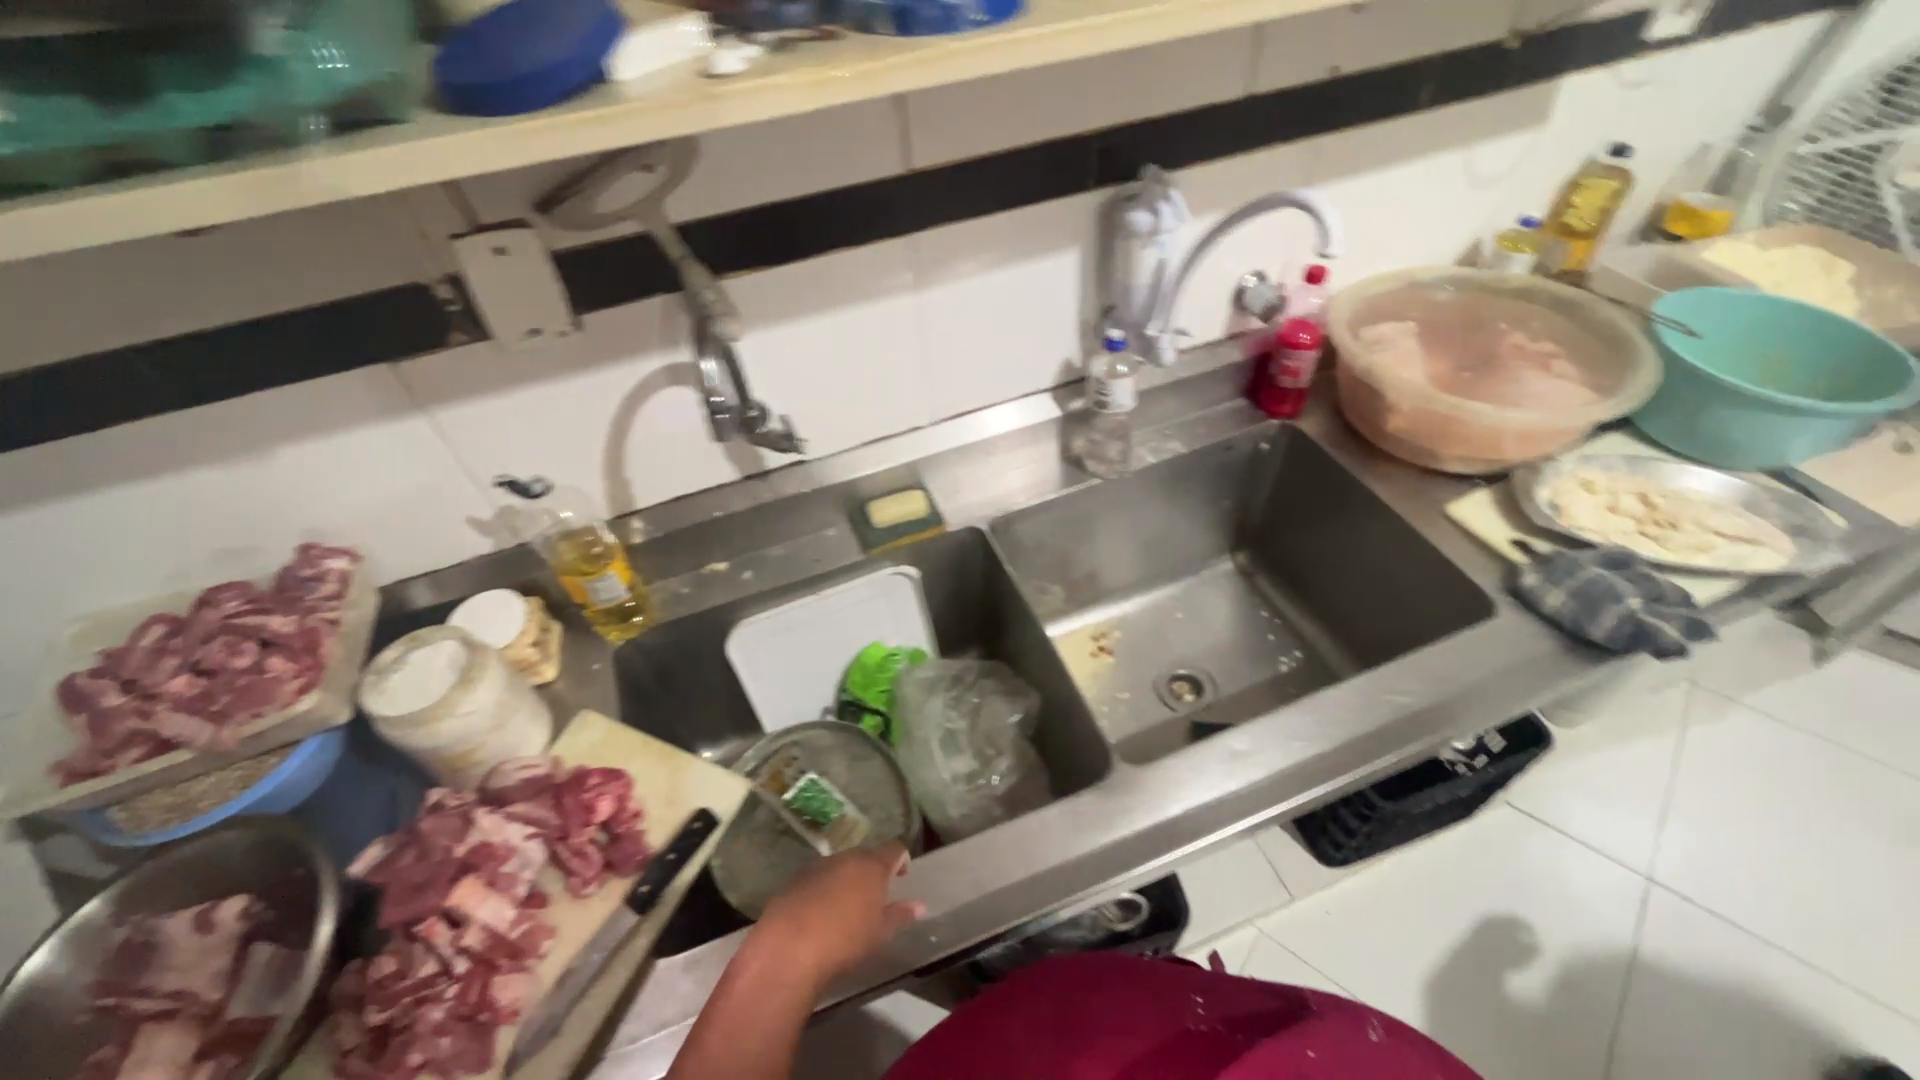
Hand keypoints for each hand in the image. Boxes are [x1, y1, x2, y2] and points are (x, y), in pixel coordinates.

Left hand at [750, 842, 925, 985]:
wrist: (789, 947)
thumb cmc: (845, 939)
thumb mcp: (880, 932)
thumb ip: (900, 915)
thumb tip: (919, 905)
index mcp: (871, 866)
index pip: (894, 848)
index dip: (901, 860)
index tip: (901, 878)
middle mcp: (845, 858)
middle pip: (864, 856)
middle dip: (872, 871)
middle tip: (874, 897)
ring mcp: (817, 866)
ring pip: (839, 866)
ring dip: (846, 879)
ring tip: (847, 907)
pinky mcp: (794, 880)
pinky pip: (817, 878)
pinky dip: (824, 889)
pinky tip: (820, 914)